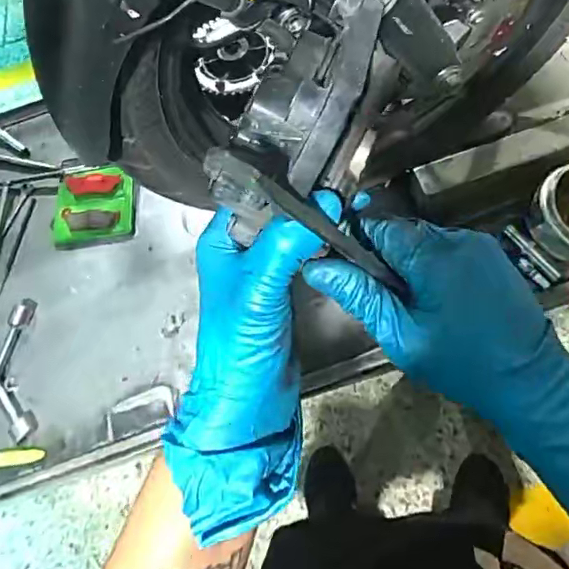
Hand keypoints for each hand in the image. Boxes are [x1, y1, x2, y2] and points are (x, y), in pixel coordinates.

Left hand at [164, 193, 340, 544]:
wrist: (250, 403)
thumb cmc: (239, 344)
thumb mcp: (257, 288)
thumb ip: (284, 243)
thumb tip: (321, 202)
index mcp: (221, 240)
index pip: (249, 193)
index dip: (281, 179)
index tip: (318, 165)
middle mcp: (239, 249)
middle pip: (274, 211)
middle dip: (305, 200)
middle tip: (343, 185)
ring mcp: (263, 270)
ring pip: (291, 232)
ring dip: (315, 222)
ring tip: (347, 205)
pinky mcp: (284, 289)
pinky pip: (303, 256)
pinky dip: (320, 245)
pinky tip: (342, 236)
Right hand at [303, 214, 568, 568]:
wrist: (534, 381)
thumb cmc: (462, 364)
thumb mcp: (401, 336)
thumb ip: (360, 295)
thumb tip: (316, 266)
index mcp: (431, 256)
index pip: (375, 223)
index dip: (355, 239)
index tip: (345, 264)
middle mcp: (455, 238)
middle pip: (398, 229)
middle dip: (381, 253)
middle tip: (378, 291)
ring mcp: (476, 242)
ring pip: (420, 236)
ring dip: (406, 258)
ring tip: (409, 298)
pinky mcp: (489, 251)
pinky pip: (444, 245)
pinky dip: (430, 261)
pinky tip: (435, 294)